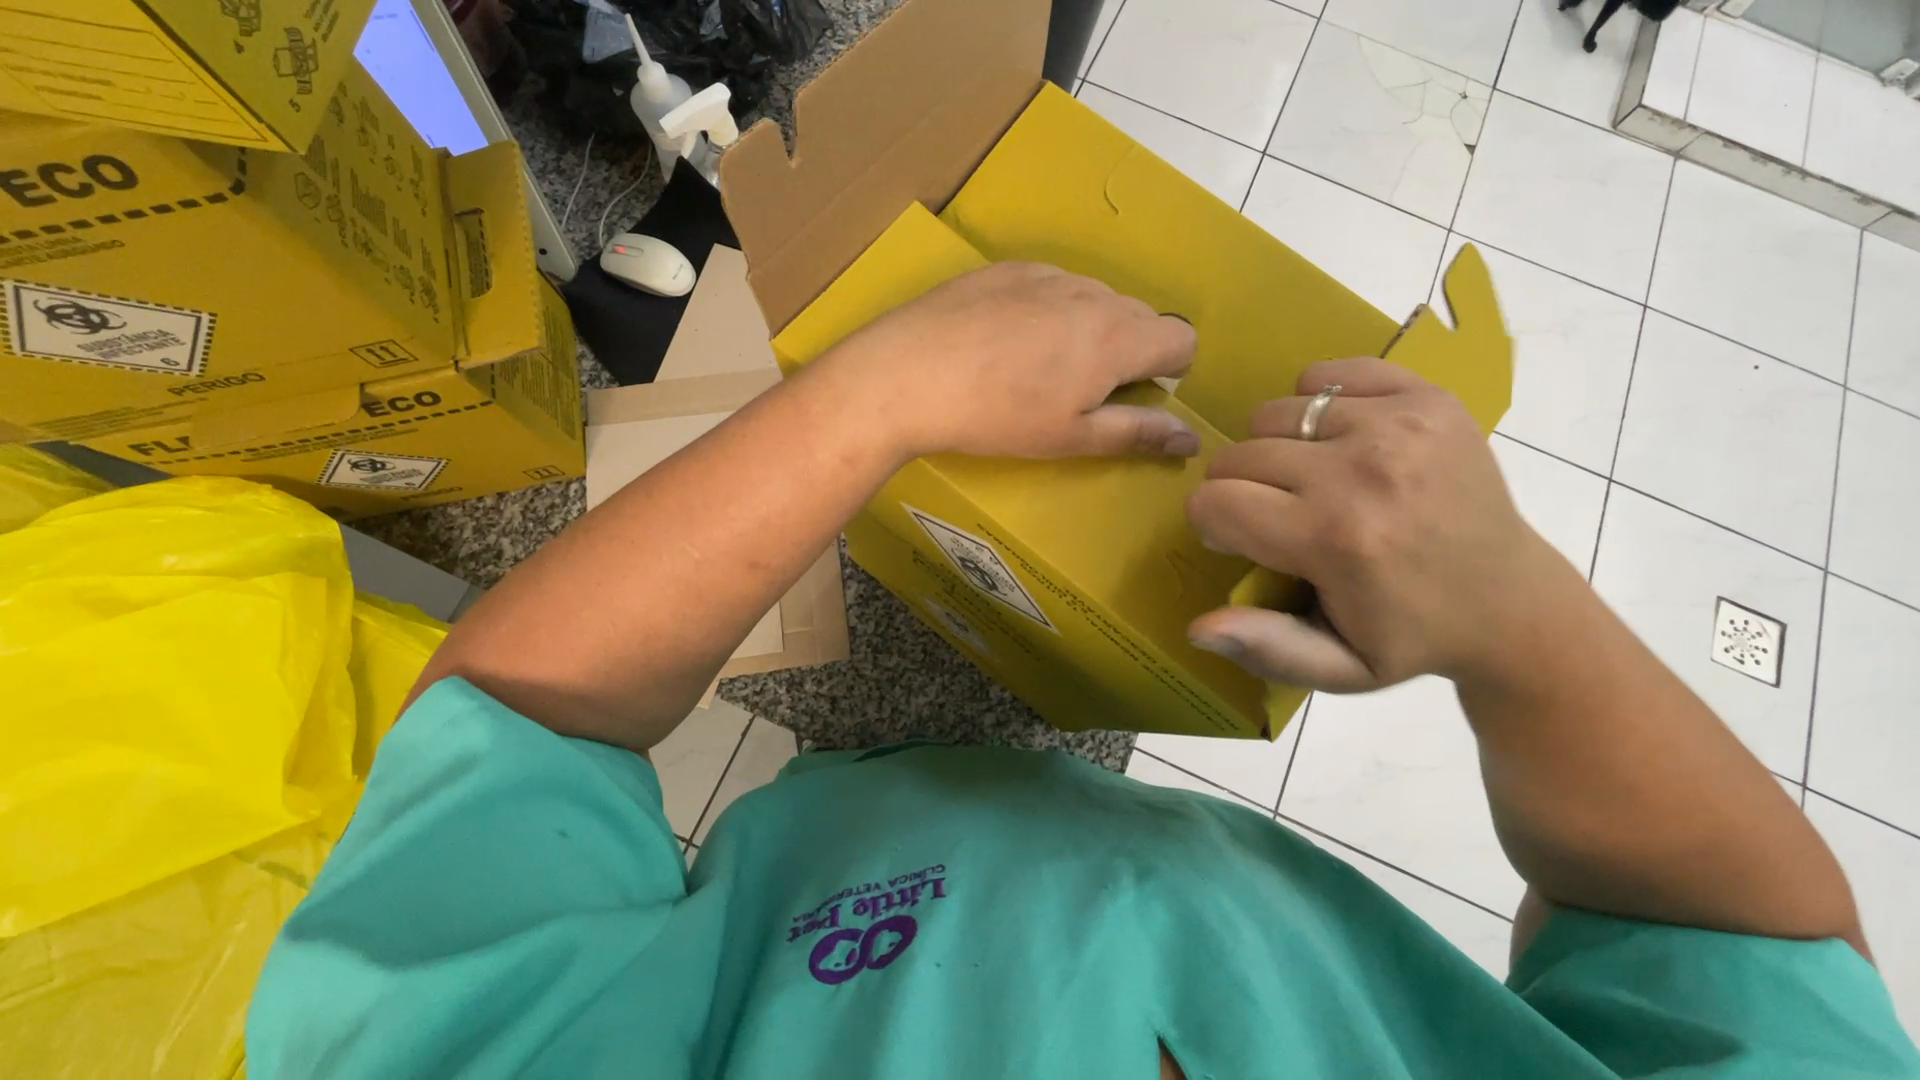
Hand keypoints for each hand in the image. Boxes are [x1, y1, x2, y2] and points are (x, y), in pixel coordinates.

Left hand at [818, 262, 1198, 459]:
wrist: (906, 374)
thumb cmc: (995, 417)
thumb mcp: (1070, 437)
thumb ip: (1137, 433)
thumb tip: (1190, 438)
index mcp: (1118, 337)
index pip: (1182, 339)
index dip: (1168, 372)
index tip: (1132, 398)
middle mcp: (1092, 294)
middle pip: (1140, 317)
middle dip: (1128, 353)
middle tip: (1079, 392)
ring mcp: (1048, 273)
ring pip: (1094, 299)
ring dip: (1088, 330)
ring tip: (1035, 368)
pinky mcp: (1007, 268)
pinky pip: (1051, 286)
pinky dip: (1048, 311)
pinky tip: (1004, 342)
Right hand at [1184, 358, 1575, 691]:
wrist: (1512, 603)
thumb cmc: (1409, 638)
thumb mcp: (1336, 667)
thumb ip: (1265, 648)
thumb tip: (1198, 628)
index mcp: (1335, 539)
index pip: (1215, 503)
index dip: (1216, 527)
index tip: (1246, 544)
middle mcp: (1364, 470)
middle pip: (1238, 455)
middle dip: (1240, 489)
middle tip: (1279, 516)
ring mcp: (1399, 424)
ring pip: (1274, 412)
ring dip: (1278, 448)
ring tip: (1314, 480)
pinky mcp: (1426, 398)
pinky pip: (1329, 375)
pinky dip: (1319, 404)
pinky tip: (1342, 441)